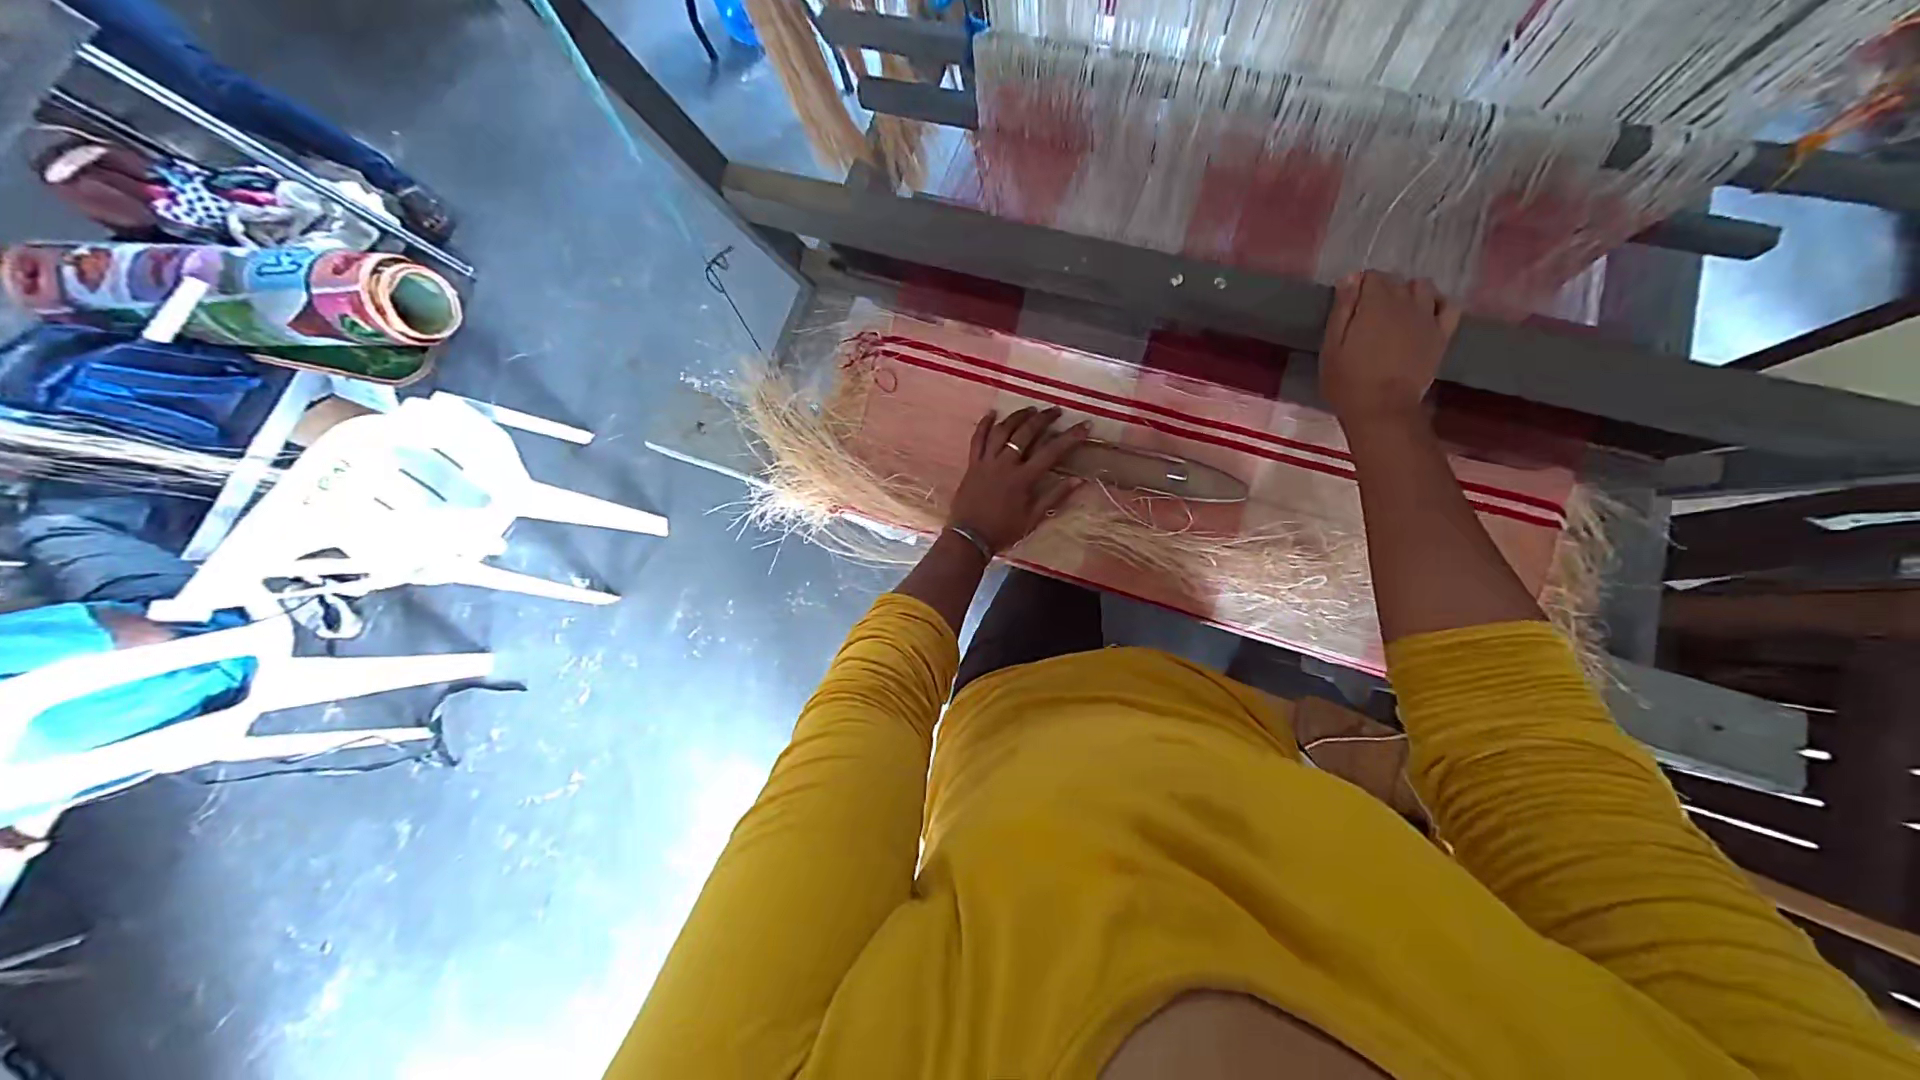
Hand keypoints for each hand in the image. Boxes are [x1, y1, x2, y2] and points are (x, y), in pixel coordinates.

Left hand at [948, 406, 1089, 552]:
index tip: (1084, 425)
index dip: (1070, 437)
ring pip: (1002, 431)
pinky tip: (992, 413)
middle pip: (1025, 433)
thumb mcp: (1033, 518)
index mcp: (1023, 479)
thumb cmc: (1003, 530)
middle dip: (1043, 419)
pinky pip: (977, 439)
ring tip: (1030, 409)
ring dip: (1017, 417)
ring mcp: (986, 462)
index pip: (1051, 452)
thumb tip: (1078, 480)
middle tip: (1055, 411)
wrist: (969, 537)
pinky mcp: (972, 464)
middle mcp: (1005, 464)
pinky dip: (984, 424)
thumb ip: (1055, 496)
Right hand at [1319, 271, 1460, 424]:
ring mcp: (1427, 317)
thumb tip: (1351, 278)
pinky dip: (1437, 303)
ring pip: (1423, 288)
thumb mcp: (1331, 346)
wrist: (1382, 409)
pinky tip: (1425, 314)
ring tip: (1395, 312)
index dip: (1358, 287)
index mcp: (1374, 304)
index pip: (1370, 277)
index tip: (1349, 305)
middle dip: (1380, 290)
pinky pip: (1448, 306)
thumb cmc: (1347, 381)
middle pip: (1395, 281)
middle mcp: (1405, 303)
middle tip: (1365, 315)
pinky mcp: (1441, 334)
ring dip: (1408, 293)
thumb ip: (1341, 310)